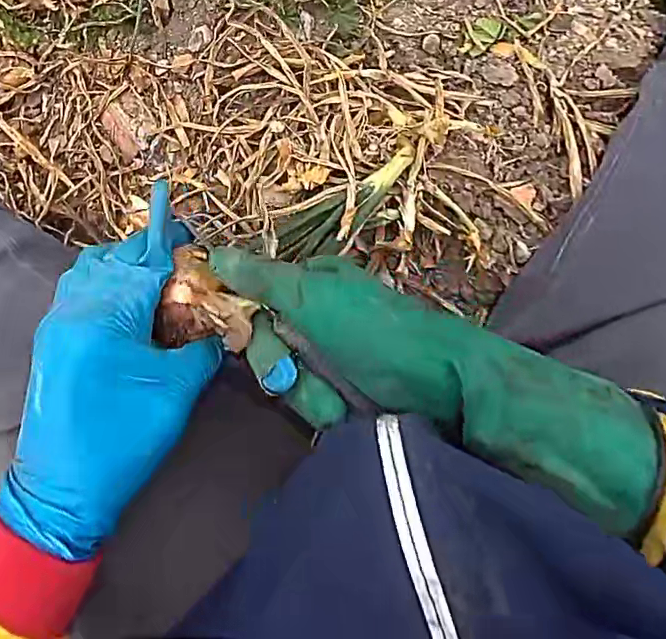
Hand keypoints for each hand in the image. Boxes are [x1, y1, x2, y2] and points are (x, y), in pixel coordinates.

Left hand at [0, 182, 222, 560]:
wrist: (60, 483)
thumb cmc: (123, 437)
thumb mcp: (175, 394)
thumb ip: (199, 351)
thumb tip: (219, 326)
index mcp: (109, 310)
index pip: (146, 260)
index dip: (170, 241)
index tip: (187, 226)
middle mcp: (78, 301)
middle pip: (118, 257)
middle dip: (148, 250)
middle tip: (177, 254)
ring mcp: (58, 313)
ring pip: (92, 266)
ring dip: (121, 261)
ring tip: (151, 275)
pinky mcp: (50, 329)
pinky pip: (76, 285)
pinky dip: (100, 278)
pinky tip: (120, 297)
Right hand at [212, 248, 661, 537]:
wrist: (454, 398)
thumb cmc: (379, 333)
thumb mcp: (313, 297)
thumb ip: (260, 277)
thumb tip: (211, 253)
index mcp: (307, 282)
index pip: (248, 290)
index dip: (235, 311)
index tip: (231, 327)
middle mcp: (310, 315)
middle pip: (257, 335)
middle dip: (273, 357)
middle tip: (290, 367)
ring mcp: (324, 356)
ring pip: (278, 373)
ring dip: (302, 388)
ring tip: (337, 397)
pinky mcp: (337, 393)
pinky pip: (302, 400)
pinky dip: (320, 408)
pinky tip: (345, 412)